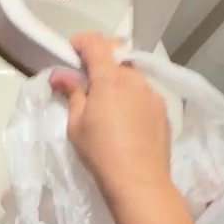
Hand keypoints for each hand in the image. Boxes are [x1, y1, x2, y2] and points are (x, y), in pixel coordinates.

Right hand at [50, 33, 171, 203]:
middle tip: (85, 83)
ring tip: (106, 107)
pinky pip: (143, 95)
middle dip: (99, 63)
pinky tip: (125, 122)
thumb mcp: (75, 124)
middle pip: (116, 58)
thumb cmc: (100, 151)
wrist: (139, 181)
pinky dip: (131, 98)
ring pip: (131, 77)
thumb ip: (72, 93)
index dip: (81, 41)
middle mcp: (135, 79)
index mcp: (110, 79)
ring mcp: (153, 94)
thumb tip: (60, 75)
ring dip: (116, 82)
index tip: (70, 52)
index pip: (96, 42)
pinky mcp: (163, 111)